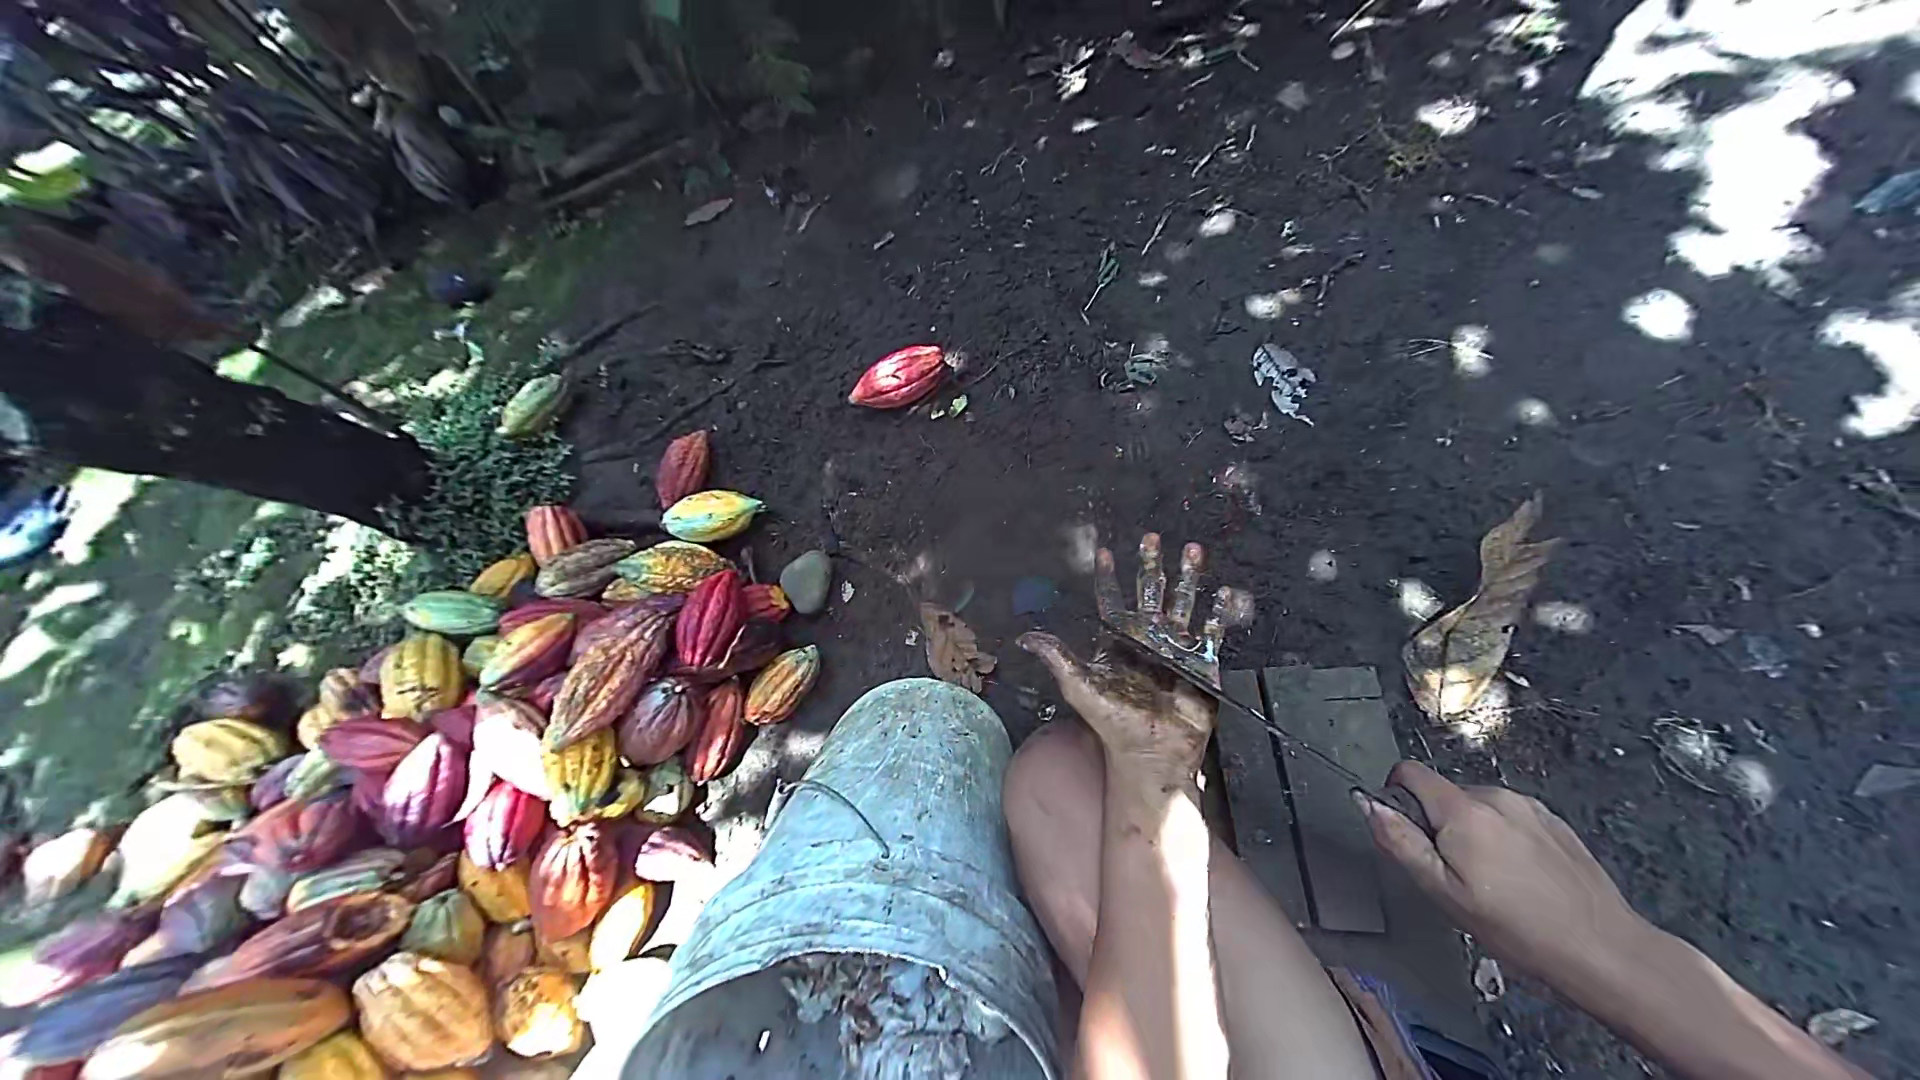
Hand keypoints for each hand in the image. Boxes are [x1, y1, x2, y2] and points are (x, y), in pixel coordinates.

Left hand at [1020, 531, 1252, 782]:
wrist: (1151, 751)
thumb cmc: (1113, 721)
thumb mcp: (1079, 685)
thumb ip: (1056, 657)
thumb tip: (1023, 638)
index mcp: (1118, 640)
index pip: (1111, 600)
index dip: (1107, 577)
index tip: (1104, 551)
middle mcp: (1147, 638)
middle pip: (1150, 592)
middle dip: (1150, 565)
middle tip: (1151, 538)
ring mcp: (1176, 648)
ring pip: (1182, 602)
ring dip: (1187, 576)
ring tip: (1192, 550)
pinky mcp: (1202, 662)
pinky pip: (1212, 632)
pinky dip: (1219, 612)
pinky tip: (1223, 592)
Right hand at [1359, 761, 1648, 990]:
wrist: (1609, 953)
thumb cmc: (1517, 927)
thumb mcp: (1442, 890)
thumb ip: (1398, 840)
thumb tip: (1366, 801)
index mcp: (1463, 809)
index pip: (1408, 771)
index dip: (1396, 796)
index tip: (1410, 835)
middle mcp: (1495, 796)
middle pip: (1441, 792)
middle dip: (1436, 822)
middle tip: (1454, 870)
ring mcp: (1529, 806)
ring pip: (1474, 805)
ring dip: (1469, 829)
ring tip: (1491, 877)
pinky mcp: (1555, 821)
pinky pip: (1507, 815)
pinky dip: (1501, 836)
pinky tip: (1520, 875)